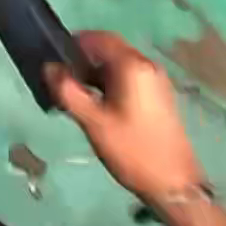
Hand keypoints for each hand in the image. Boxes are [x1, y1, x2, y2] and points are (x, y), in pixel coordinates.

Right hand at [49, 31, 204, 201]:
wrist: (176, 187)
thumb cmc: (133, 150)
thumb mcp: (95, 123)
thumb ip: (68, 92)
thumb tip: (48, 67)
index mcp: (132, 64)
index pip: (99, 38)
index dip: (76, 43)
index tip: (57, 57)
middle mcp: (146, 64)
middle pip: (110, 48)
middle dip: (86, 58)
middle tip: (66, 76)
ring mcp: (156, 79)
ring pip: (119, 63)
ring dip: (98, 71)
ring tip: (79, 92)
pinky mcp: (159, 95)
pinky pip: (130, 76)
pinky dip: (112, 81)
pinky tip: (101, 103)